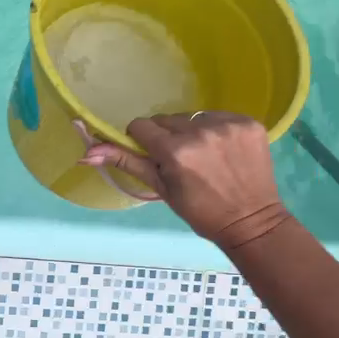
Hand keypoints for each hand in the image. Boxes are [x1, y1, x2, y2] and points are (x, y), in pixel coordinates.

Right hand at [81, 112, 291, 248]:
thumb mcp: (159, 187)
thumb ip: (125, 161)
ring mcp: (228, 126)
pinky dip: (216, 129)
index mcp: (174, 151)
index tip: (155, 156)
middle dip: (168, 136)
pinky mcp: (249, 123)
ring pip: (192, 116)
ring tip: (205, 156)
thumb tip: (86, 153)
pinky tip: (224, 150)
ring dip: (192, 131)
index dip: (143, 140)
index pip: (141, 126)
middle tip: (181, 161)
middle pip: (167, 120)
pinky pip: (218, 116)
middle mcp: (200, 132)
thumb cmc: (200, 210)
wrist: (252, 222)